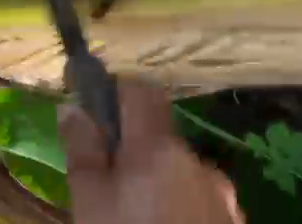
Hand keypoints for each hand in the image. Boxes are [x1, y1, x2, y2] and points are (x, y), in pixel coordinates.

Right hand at [62, 81, 242, 223]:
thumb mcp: (87, 193)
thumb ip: (81, 146)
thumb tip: (74, 108)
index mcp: (158, 148)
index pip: (141, 90)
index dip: (116, 90)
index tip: (93, 106)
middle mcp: (200, 166)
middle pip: (160, 137)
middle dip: (133, 147)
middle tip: (106, 175)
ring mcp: (226, 201)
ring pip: (181, 172)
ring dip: (158, 179)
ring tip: (135, 210)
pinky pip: (201, 202)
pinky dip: (180, 206)